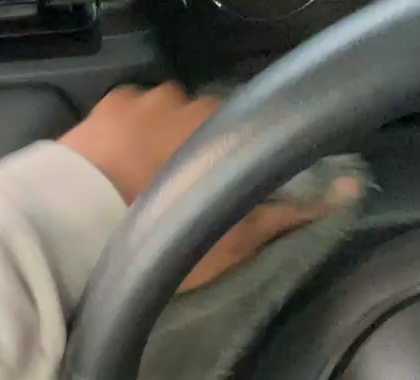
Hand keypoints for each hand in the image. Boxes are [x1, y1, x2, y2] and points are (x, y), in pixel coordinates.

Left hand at [59, 83, 355, 292]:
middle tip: (186, 199)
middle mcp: (188, 100)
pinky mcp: (106, 107)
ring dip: (163, 143)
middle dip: (201, 154)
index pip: (249, 136)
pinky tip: (120, 172)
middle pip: (207, 124)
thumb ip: (284, 217)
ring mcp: (144, 99)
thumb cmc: (158, 239)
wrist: (76, 231)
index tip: (229, 194)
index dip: (243, 166)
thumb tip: (344, 193)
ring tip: (148, 187)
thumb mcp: (229, 240)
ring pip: (168, 117)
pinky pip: (129, 116)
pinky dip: (129, 138)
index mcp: (223, 127)